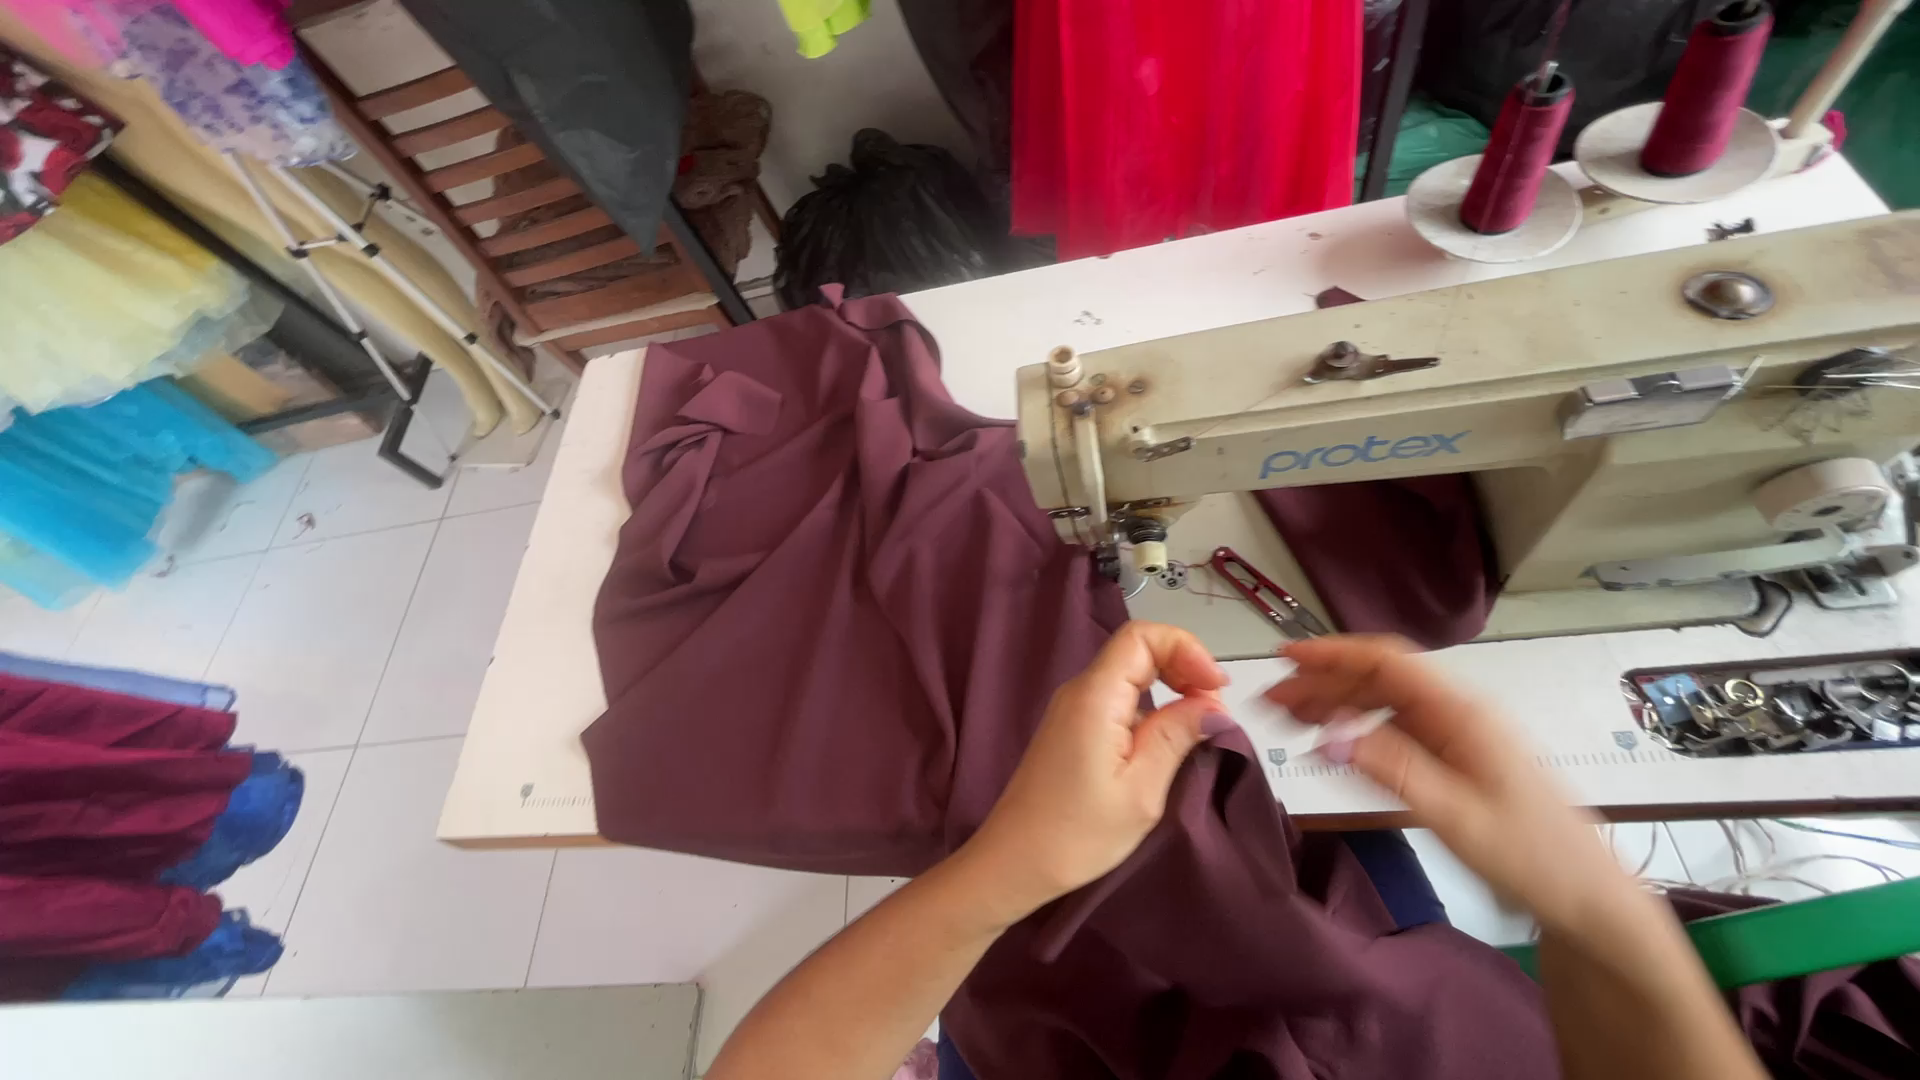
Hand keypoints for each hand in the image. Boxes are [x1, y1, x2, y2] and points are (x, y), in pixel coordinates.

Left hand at [957, 621, 1229, 921]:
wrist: (1015, 861)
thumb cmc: (1077, 833)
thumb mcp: (1141, 790)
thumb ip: (1177, 737)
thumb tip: (1213, 705)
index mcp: (1094, 696)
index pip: (1141, 636)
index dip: (1186, 648)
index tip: (1216, 688)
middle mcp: (1079, 690)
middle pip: (1137, 650)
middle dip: (1184, 668)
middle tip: (1214, 712)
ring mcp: (1073, 707)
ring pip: (1130, 674)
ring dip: (1170, 689)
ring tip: (1199, 730)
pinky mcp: (1072, 727)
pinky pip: (1118, 699)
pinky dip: (1151, 708)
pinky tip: (1168, 742)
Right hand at [1264, 635, 1636, 933]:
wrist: (1591, 902)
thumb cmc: (1530, 856)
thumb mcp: (1456, 814)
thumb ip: (1390, 768)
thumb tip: (1327, 734)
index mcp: (1461, 712)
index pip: (1387, 661)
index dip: (1333, 653)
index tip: (1284, 657)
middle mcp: (1454, 712)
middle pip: (1376, 679)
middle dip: (1320, 682)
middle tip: (1270, 700)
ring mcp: (1452, 734)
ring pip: (1380, 702)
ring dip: (1332, 704)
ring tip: (1286, 717)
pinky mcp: (1450, 757)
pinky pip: (1391, 729)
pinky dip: (1353, 730)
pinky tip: (1327, 743)